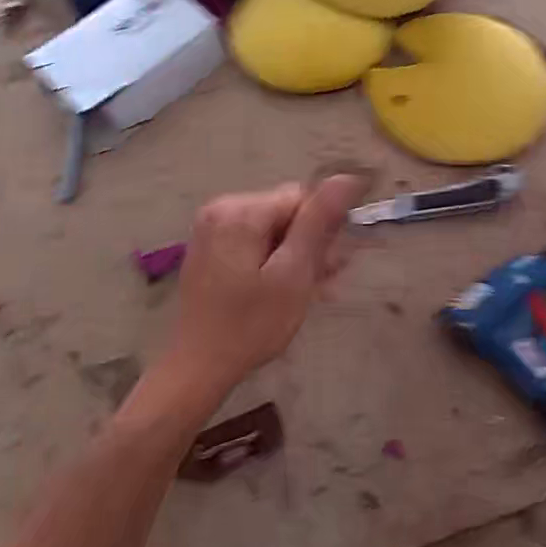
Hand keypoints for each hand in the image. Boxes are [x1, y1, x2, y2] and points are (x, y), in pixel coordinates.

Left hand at [163, 176, 367, 386]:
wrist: (200, 367)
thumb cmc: (251, 324)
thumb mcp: (293, 273)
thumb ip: (318, 222)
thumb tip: (346, 179)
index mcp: (240, 212)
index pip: (302, 198)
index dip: (324, 228)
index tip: (333, 264)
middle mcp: (222, 210)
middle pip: (288, 212)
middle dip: (311, 243)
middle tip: (325, 282)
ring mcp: (212, 230)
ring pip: (275, 229)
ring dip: (298, 255)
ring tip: (311, 290)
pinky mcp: (211, 249)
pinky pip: (256, 242)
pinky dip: (276, 260)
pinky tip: (288, 288)